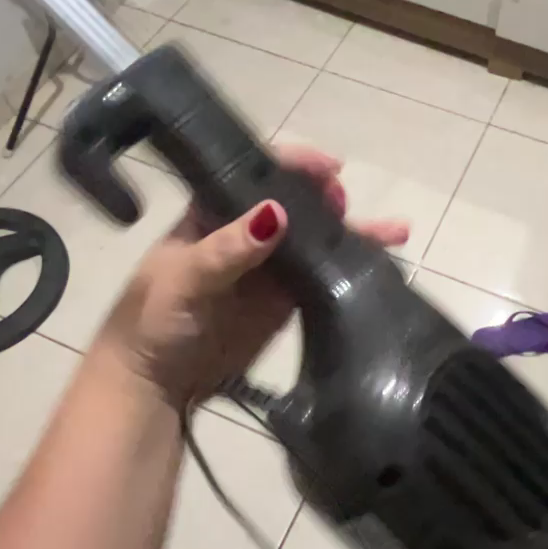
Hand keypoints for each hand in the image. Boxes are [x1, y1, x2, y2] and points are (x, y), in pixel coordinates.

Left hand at [91, 145, 409, 409]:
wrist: (155, 384)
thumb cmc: (153, 320)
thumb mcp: (184, 279)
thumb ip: (228, 249)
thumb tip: (275, 214)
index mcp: (215, 212)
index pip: (258, 174)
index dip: (295, 165)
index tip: (328, 168)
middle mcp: (247, 231)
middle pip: (297, 202)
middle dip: (328, 196)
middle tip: (345, 205)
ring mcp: (271, 266)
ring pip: (318, 237)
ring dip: (353, 230)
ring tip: (394, 229)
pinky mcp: (288, 299)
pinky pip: (325, 276)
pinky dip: (353, 266)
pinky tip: (386, 259)